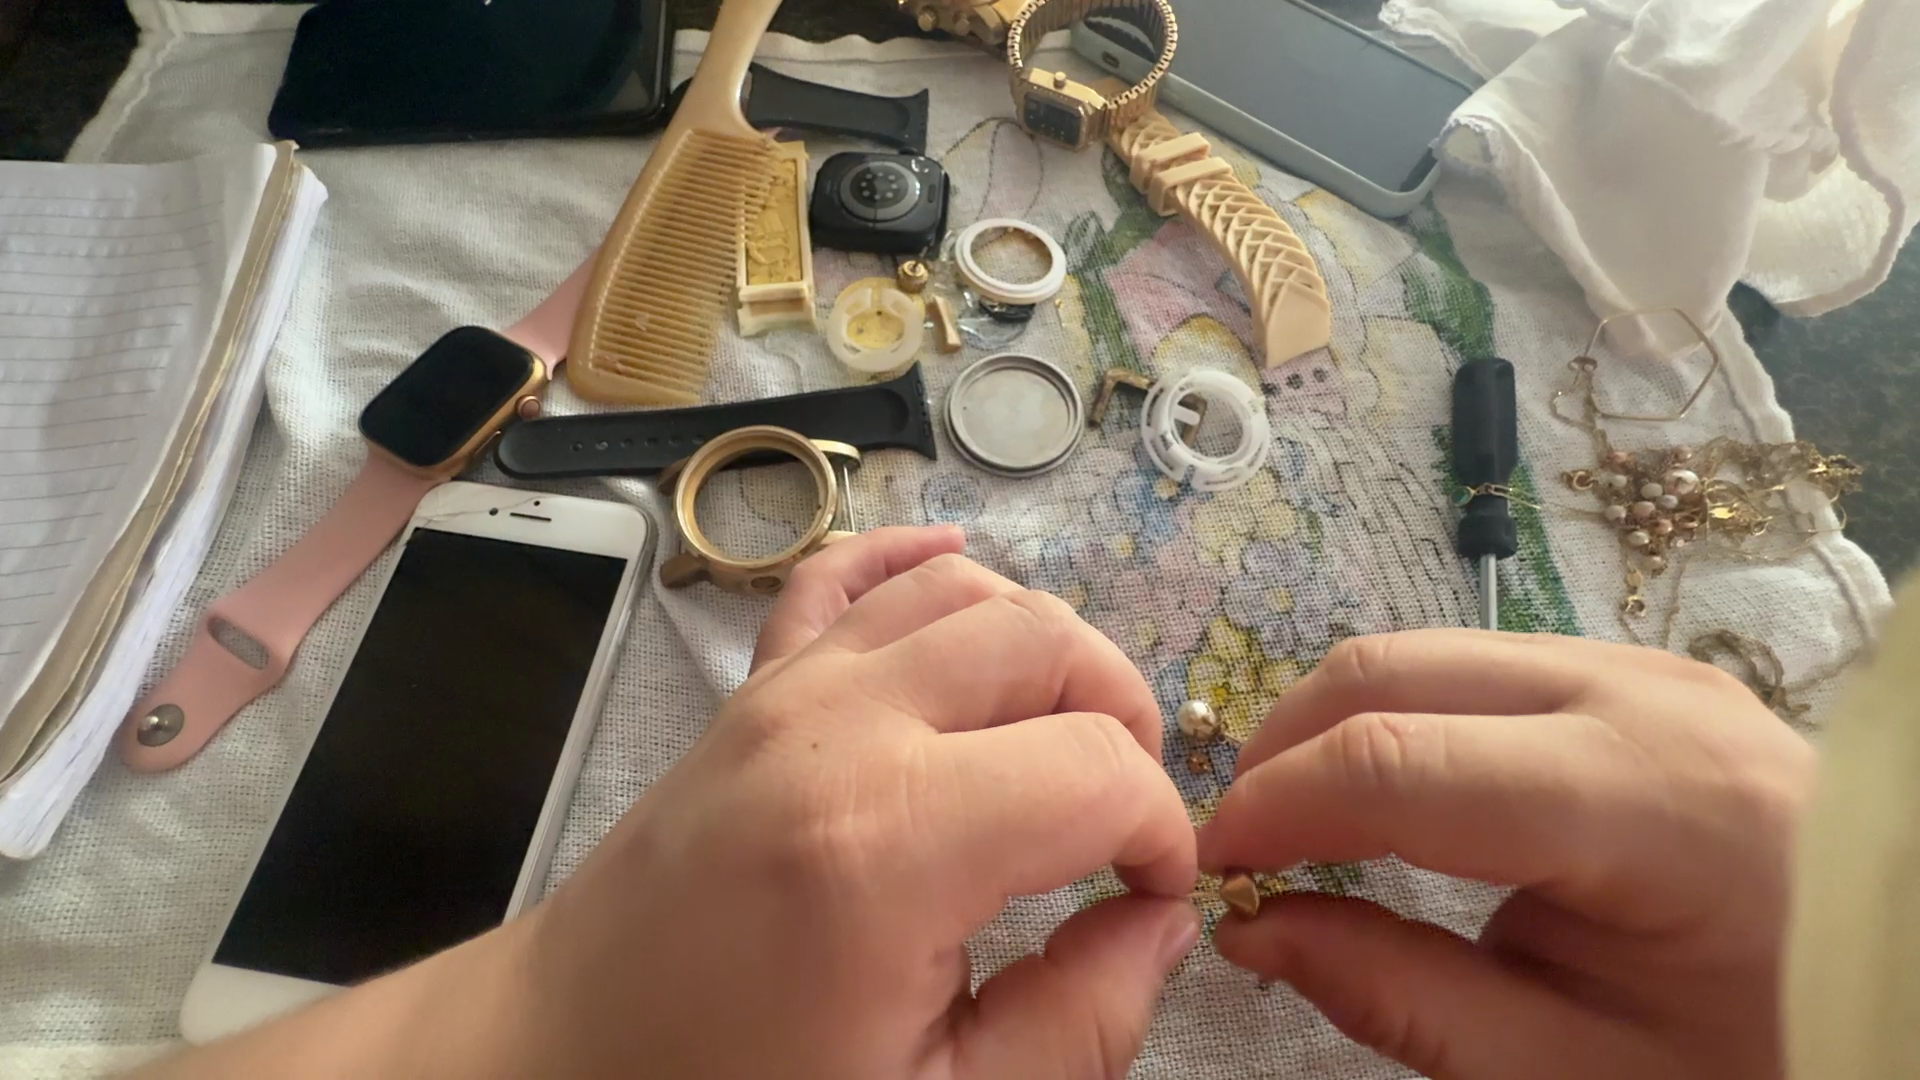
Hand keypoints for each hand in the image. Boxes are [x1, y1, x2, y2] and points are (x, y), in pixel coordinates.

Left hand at [512, 526, 1199, 1078]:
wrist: (561, 1054)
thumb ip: (1079, 1021)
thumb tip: (1157, 919)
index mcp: (887, 842)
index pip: (1093, 771)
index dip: (1158, 826)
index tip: (1154, 885)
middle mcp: (842, 724)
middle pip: (1041, 641)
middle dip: (1120, 707)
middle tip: (1123, 798)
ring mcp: (790, 682)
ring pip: (959, 588)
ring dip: (1043, 637)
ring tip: (1064, 717)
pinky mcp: (758, 679)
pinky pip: (840, 571)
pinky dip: (910, 555)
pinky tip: (955, 564)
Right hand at [1198, 630, 1814, 1079]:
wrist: (1912, 986)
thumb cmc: (1769, 1055)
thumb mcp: (1583, 1073)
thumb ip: (1400, 997)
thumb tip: (1250, 931)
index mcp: (1651, 800)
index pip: (1395, 767)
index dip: (1275, 805)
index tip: (1212, 860)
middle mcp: (1629, 689)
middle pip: (1381, 675)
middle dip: (1280, 750)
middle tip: (1245, 835)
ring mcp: (1621, 659)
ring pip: (1403, 655)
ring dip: (1320, 726)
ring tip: (1295, 809)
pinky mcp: (1609, 662)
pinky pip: (1447, 664)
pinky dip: (1376, 716)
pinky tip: (1373, 781)